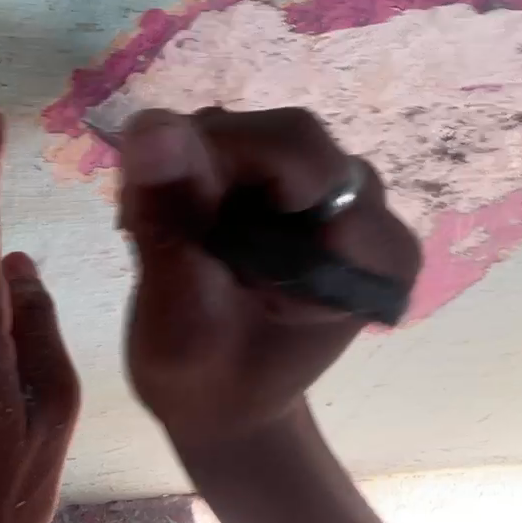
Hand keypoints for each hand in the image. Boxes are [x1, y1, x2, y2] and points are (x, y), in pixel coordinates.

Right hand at [116, 107, 421, 450]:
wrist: (223, 397)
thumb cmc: (206, 382)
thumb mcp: (176, 318)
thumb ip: (170, 221)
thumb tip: (153, 125)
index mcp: (372, 252)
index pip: (296, 153)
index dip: (215, 162)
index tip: (155, 214)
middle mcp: (370, 207)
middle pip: (278, 136)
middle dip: (201, 168)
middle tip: (149, 225)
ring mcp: (339, 188)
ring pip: (255, 133)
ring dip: (194, 169)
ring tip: (164, 232)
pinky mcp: (304, 179)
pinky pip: (246, 142)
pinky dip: (199, 170)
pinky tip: (182, 218)